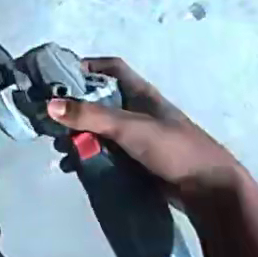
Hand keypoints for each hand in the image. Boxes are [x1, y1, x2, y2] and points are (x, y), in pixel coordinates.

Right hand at [46, 57, 248, 205]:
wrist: (209, 190)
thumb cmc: (173, 149)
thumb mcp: (129, 127)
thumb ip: (91, 116)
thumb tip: (50, 106)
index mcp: (141, 94)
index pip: (111, 68)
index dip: (86, 66)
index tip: (58, 75)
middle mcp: (137, 112)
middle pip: (99, 100)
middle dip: (73, 108)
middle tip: (49, 119)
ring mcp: (137, 138)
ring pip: (99, 129)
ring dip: (77, 135)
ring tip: (60, 148)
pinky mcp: (135, 162)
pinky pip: (104, 153)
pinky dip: (87, 156)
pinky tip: (74, 167)